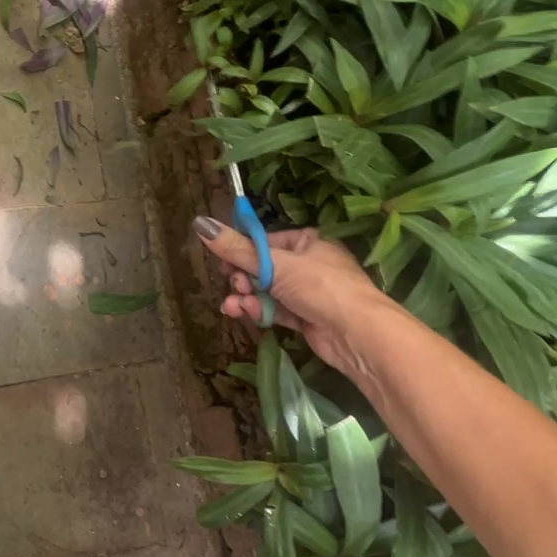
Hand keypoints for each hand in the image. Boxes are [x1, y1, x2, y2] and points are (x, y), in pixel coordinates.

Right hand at [191, 216, 411, 385]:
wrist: (357, 334)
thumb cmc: (320, 287)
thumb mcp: (273, 264)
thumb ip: (235, 248)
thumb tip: (199, 222)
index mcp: (306, 241)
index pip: (263, 242)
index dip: (240, 253)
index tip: (223, 265)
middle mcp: (308, 263)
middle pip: (261, 268)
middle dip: (242, 280)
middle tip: (237, 287)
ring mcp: (307, 292)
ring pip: (265, 291)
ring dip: (246, 298)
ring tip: (234, 307)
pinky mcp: (305, 316)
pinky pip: (274, 309)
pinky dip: (259, 311)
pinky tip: (246, 314)